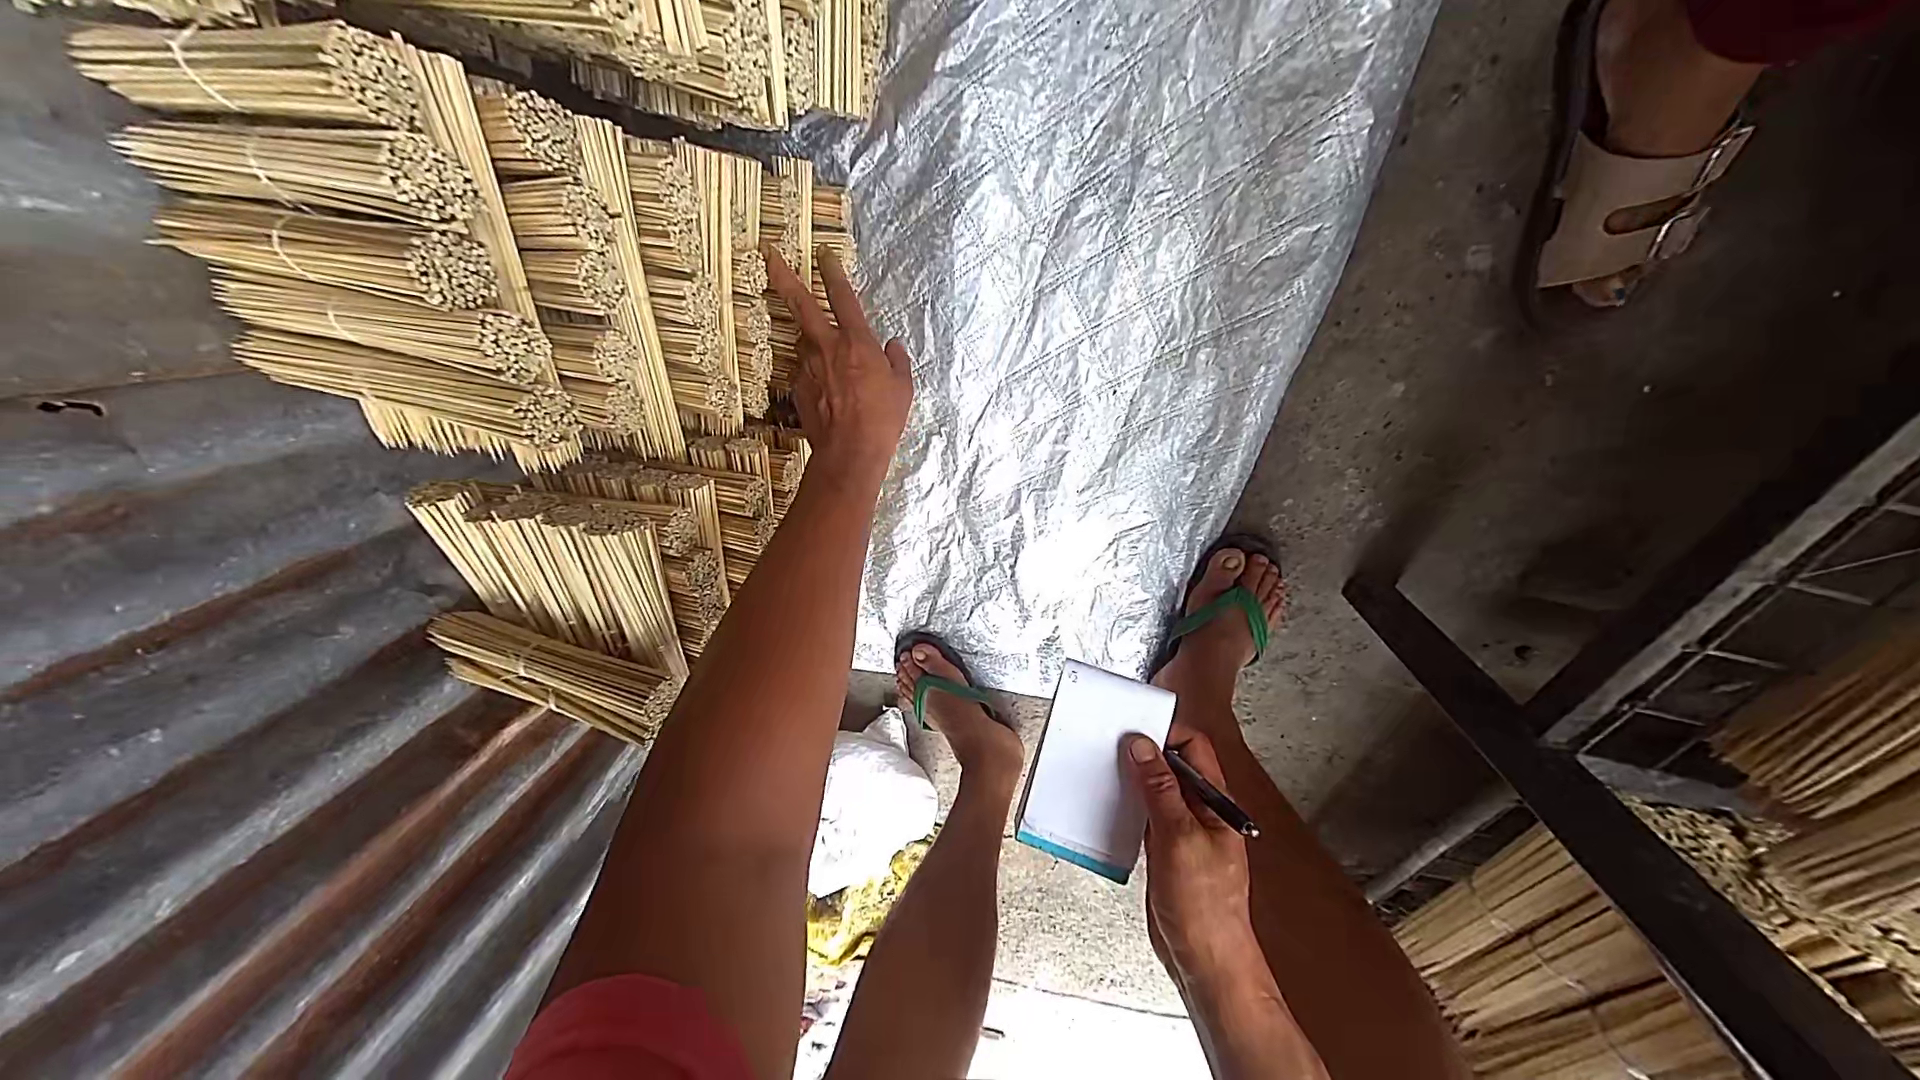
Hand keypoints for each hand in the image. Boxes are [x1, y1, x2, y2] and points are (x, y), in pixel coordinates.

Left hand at [765, 244, 913, 492]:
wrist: (850, 451)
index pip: (842, 296)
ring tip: (830, 363)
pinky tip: (828, 392)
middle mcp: (826, 347)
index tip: (823, 253)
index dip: (832, 271)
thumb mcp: (903, 387)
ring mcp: (807, 367)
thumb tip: (893, 346)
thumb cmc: (882, 419)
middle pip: (799, 303)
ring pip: (803, 342)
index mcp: (856, 341)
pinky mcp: (797, 388)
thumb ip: (897, 361)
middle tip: (768, 255)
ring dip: (811, 342)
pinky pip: (805, 372)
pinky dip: (814, 374)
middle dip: (782, 275)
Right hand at [1126, 732, 1262, 985]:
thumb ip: (1160, 790)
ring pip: (1156, 789)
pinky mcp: (1165, 848)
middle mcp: (1200, 810)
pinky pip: (1145, 814)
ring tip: (1105, 772)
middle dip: (1143, 753)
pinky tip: (1110, 806)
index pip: (1193, 748)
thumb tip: (1142, 746)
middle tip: (1111, 747)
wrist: (1204, 960)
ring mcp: (1182, 829)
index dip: (1165, 733)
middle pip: (1172, 765)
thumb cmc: (1204, 907)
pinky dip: (1128, 806)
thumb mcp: (1178, 838)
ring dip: (1133, 780)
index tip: (1134, 732)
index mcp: (1215, 802)